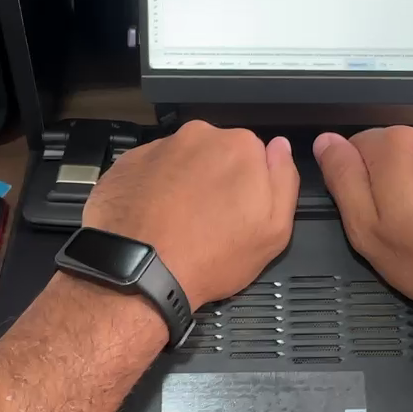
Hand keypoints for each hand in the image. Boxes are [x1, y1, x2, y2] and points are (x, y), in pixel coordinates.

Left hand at [83, 121, 298, 306]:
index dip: (249, 186)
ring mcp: (159, 147)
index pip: (255, 155)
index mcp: (240, 146)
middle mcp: (198, 136)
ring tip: (180, 224)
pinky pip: (151, 171)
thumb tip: (280, 147)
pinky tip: (155, 219)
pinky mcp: (127, 163)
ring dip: (184, 183)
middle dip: (216, 179)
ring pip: (182, 161)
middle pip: (216, 153)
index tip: (240, 211)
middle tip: (210, 221)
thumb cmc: (211, 257)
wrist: (140, 275)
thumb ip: (285, 179)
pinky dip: (154, 189)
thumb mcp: (275, 230)